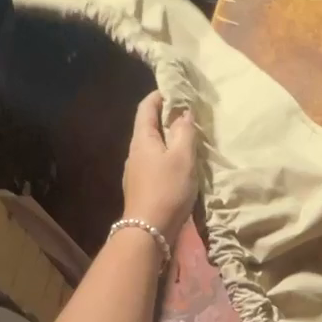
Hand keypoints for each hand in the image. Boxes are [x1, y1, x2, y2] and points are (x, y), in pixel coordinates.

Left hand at [122, 91, 197, 235]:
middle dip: (165, 118)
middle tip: (187, 115)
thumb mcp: (182, 157)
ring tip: (186, 141)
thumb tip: (184, 112)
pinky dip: (166, 159)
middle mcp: (134, 152)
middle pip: (148, 127)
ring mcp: (135, 172)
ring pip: (152, 147)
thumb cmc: (167, 189)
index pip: (146, 107)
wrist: (148, 230)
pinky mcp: (141, 188)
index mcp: (142, 139)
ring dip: (167, 141)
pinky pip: (154, 165)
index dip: (159, 95)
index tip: (175, 90)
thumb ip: (184, 132)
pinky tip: (178, 168)